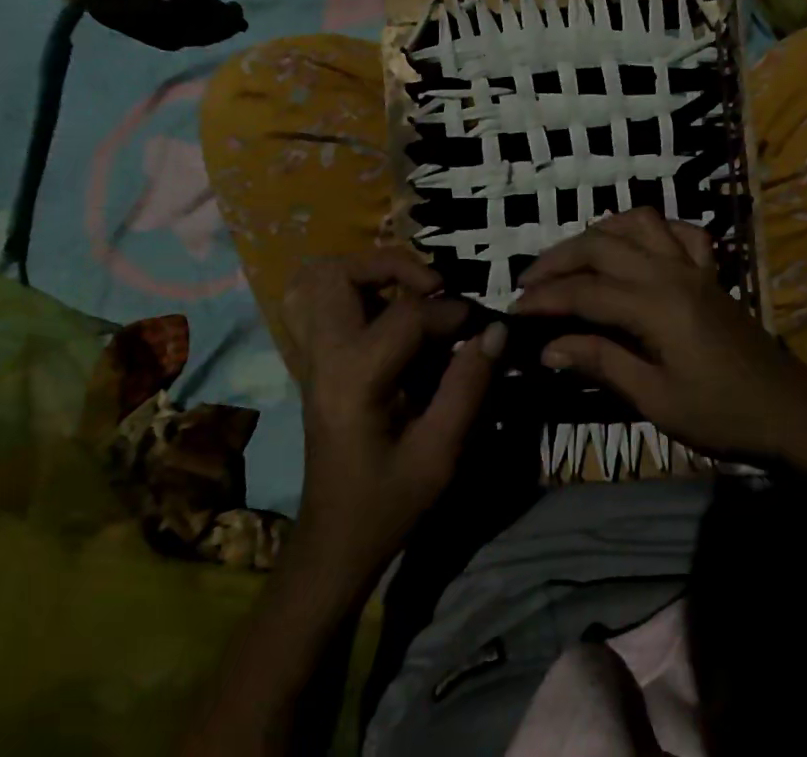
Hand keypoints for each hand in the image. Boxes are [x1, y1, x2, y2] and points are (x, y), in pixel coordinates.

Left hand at [281, 251, 505, 575]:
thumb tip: (496, 331)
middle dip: (392, 266)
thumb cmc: (389, 502)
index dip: (452, 312)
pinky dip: (351, 293)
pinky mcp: (313, 366)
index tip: (482, 325)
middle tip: (435, 288)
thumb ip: (468, 385)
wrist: (335, 540)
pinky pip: (316, 305)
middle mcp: (322, 359)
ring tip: (411, 294)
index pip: (405, 316)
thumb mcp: (441, 451)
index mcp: (354, 380)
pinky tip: (388, 315)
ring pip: (316, 282)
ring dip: (367, 274)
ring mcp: (310, 360)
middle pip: (338, 275)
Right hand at [513, 209, 806, 476]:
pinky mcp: (711, 275)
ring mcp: (696, 268)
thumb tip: (549, 347)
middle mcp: (673, 273)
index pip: (585, 291)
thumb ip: (601, 362)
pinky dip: (653, 230)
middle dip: (560, 258)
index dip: (545, 299)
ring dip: (601, 232)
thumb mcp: (655, 398)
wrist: (790, 413)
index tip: (514, 310)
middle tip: (530, 282)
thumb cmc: (722, 415)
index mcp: (656, 306)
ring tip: (575, 259)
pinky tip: (637, 249)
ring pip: (640, 223)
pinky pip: (682, 232)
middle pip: (603, 245)